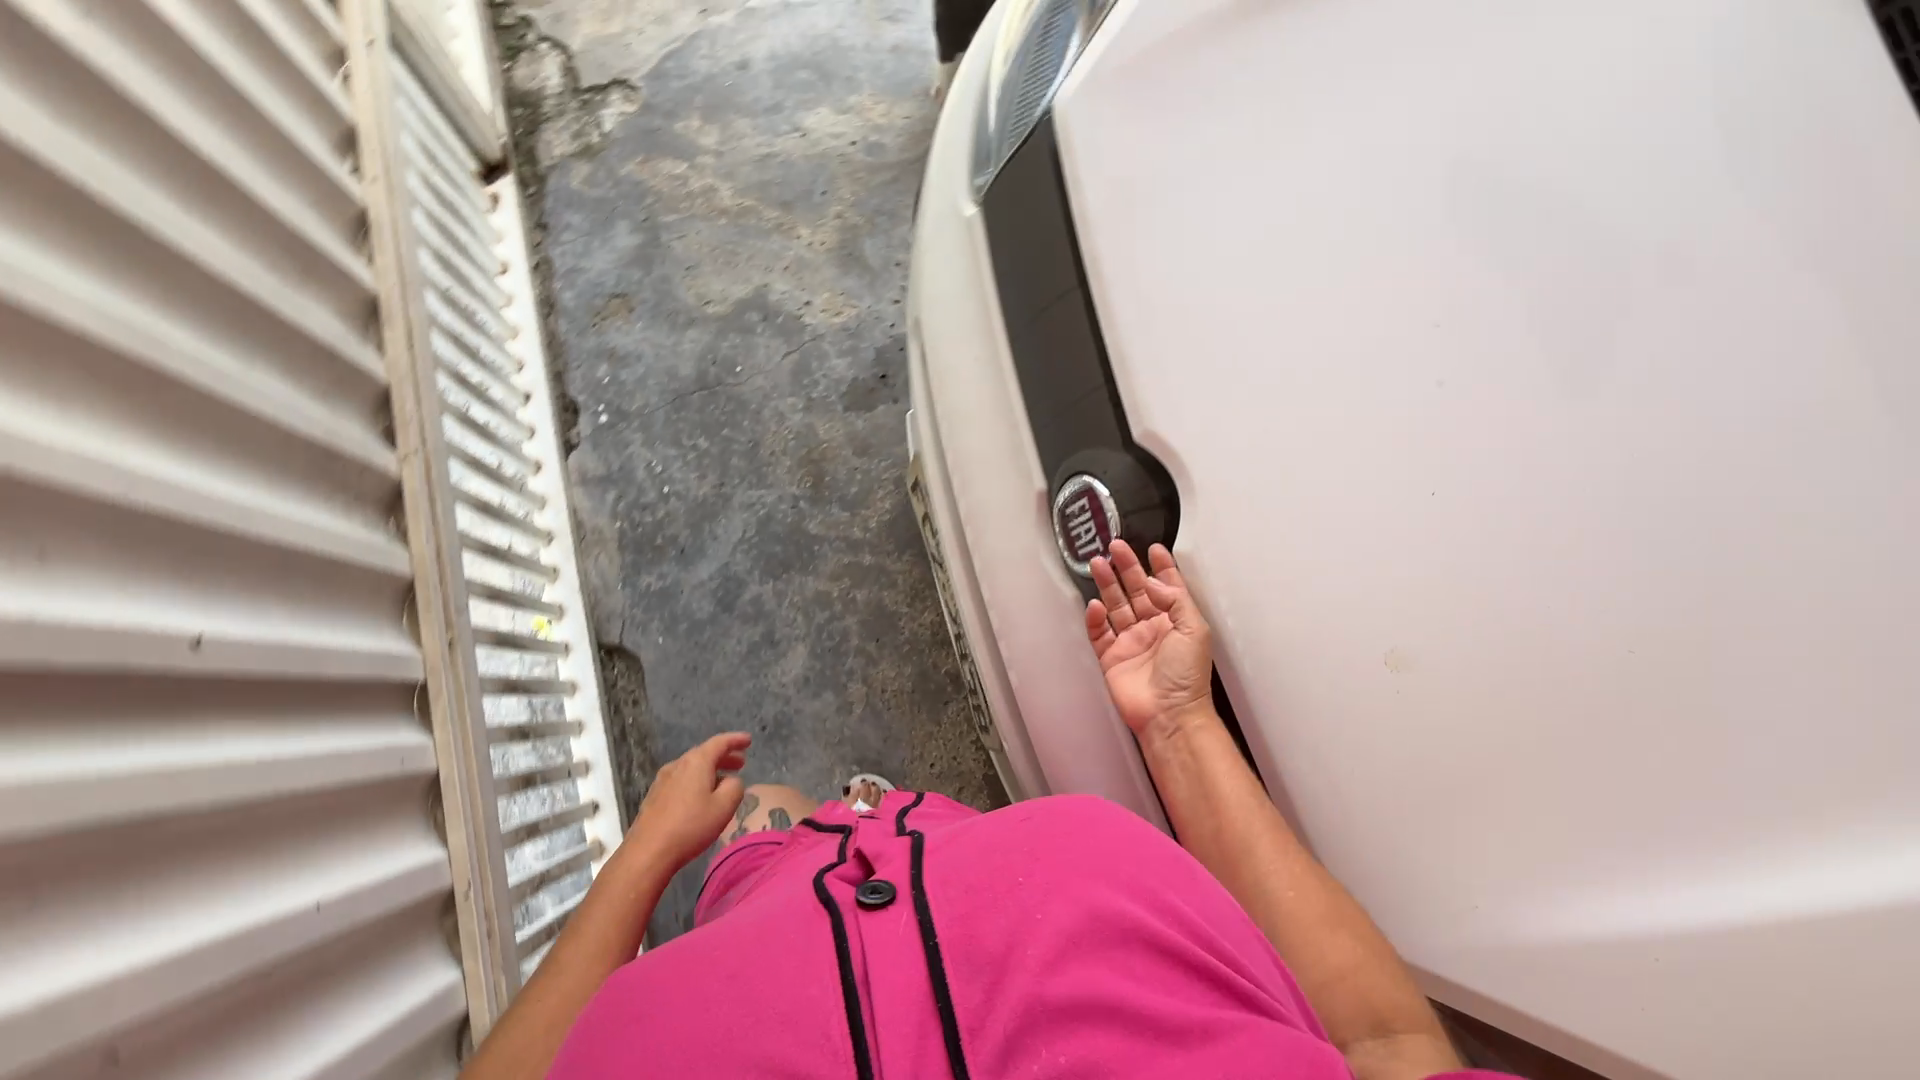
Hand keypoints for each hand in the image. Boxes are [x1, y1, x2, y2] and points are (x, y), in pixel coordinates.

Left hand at [629, 733, 749, 869]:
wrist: (648, 852)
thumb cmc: (691, 826)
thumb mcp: (724, 807)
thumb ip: (735, 787)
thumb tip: (731, 781)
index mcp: (696, 762)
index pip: (720, 743)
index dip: (736, 740)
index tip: (748, 740)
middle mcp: (677, 765)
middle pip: (704, 754)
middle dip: (724, 757)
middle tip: (740, 763)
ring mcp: (662, 781)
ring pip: (691, 768)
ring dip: (710, 771)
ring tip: (723, 781)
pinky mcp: (654, 797)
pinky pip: (681, 780)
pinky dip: (696, 781)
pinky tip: (700, 797)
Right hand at [1085, 540, 1214, 740]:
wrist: (1169, 714)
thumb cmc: (1187, 678)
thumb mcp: (1194, 629)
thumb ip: (1175, 600)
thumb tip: (1151, 581)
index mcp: (1175, 622)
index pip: (1167, 587)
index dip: (1161, 567)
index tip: (1153, 548)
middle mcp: (1152, 629)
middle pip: (1136, 590)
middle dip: (1126, 568)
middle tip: (1115, 547)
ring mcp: (1130, 643)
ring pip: (1115, 606)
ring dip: (1107, 584)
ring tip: (1097, 563)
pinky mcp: (1111, 658)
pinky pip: (1099, 633)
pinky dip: (1095, 618)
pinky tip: (1094, 604)